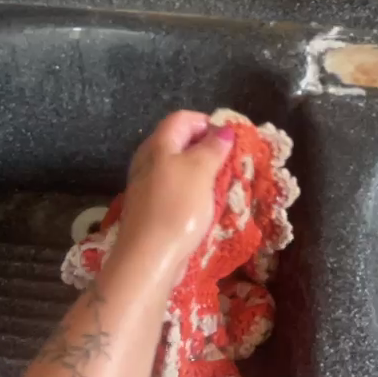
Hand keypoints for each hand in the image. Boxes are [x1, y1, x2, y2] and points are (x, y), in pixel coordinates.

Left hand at [106, 111, 234, 285]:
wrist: (149, 257)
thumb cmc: (177, 207)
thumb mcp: (200, 171)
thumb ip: (212, 147)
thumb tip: (224, 130)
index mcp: (158, 145)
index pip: (183, 118)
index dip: (207, 123)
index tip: (230, 139)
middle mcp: (148, 159)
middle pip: (179, 141)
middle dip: (206, 147)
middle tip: (230, 161)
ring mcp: (147, 184)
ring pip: (178, 166)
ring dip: (201, 170)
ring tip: (222, 183)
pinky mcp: (151, 207)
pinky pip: (175, 188)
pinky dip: (192, 189)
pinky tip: (205, 203)